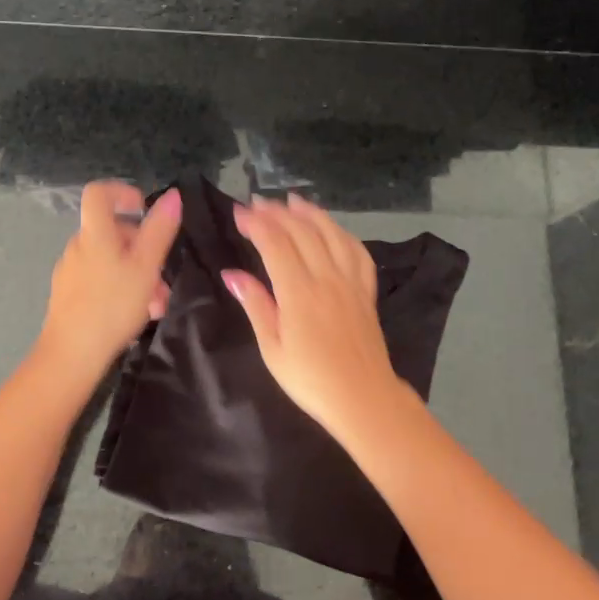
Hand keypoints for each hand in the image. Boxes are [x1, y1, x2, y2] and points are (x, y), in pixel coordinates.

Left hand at [36, 182, 182, 376]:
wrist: (71, 354)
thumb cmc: (112, 306)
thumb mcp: (146, 267)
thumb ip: (159, 230)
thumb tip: (173, 195)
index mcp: (94, 234)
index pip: (98, 193)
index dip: (122, 192)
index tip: (144, 209)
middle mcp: (78, 247)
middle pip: (112, 232)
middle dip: (142, 250)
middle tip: (162, 277)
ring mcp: (70, 271)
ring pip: (110, 260)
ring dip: (137, 275)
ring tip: (155, 304)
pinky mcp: (68, 295)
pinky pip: (99, 280)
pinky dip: (121, 289)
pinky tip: (135, 315)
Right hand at [223, 195, 407, 439]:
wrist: (363, 398)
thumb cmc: (310, 379)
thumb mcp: (272, 348)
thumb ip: (255, 305)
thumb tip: (232, 274)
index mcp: (298, 292)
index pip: (275, 243)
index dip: (256, 224)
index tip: (239, 213)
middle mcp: (326, 278)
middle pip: (302, 232)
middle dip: (278, 213)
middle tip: (258, 203)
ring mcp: (350, 282)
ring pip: (331, 234)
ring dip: (310, 214)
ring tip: (293, 202)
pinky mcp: (366, 292)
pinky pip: (357, 252)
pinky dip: (341, 234)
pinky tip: (332, 229)